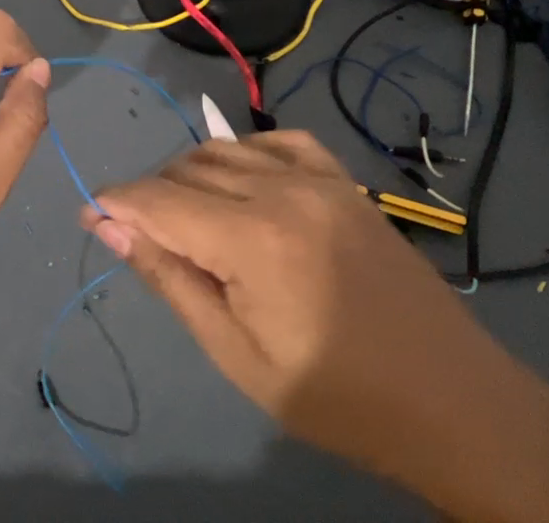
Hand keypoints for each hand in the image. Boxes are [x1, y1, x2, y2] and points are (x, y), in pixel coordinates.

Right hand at [84, 131, 548, 521]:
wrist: (457, 406)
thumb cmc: (335, 396)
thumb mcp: (236, 353)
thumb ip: (169, 279)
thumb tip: (109, 226)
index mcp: (252, 239)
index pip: (154, 199)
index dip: (113, 205)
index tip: (91, 222)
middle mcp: (282, 193)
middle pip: (183, 168)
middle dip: (148, 196)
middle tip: (143, 240)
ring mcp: (321, 183)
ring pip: (224, 149)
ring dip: (189, 175)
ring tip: (187, 220)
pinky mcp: (348, 187)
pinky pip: (281, 142)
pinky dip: (246, 152)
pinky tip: (240, 182)